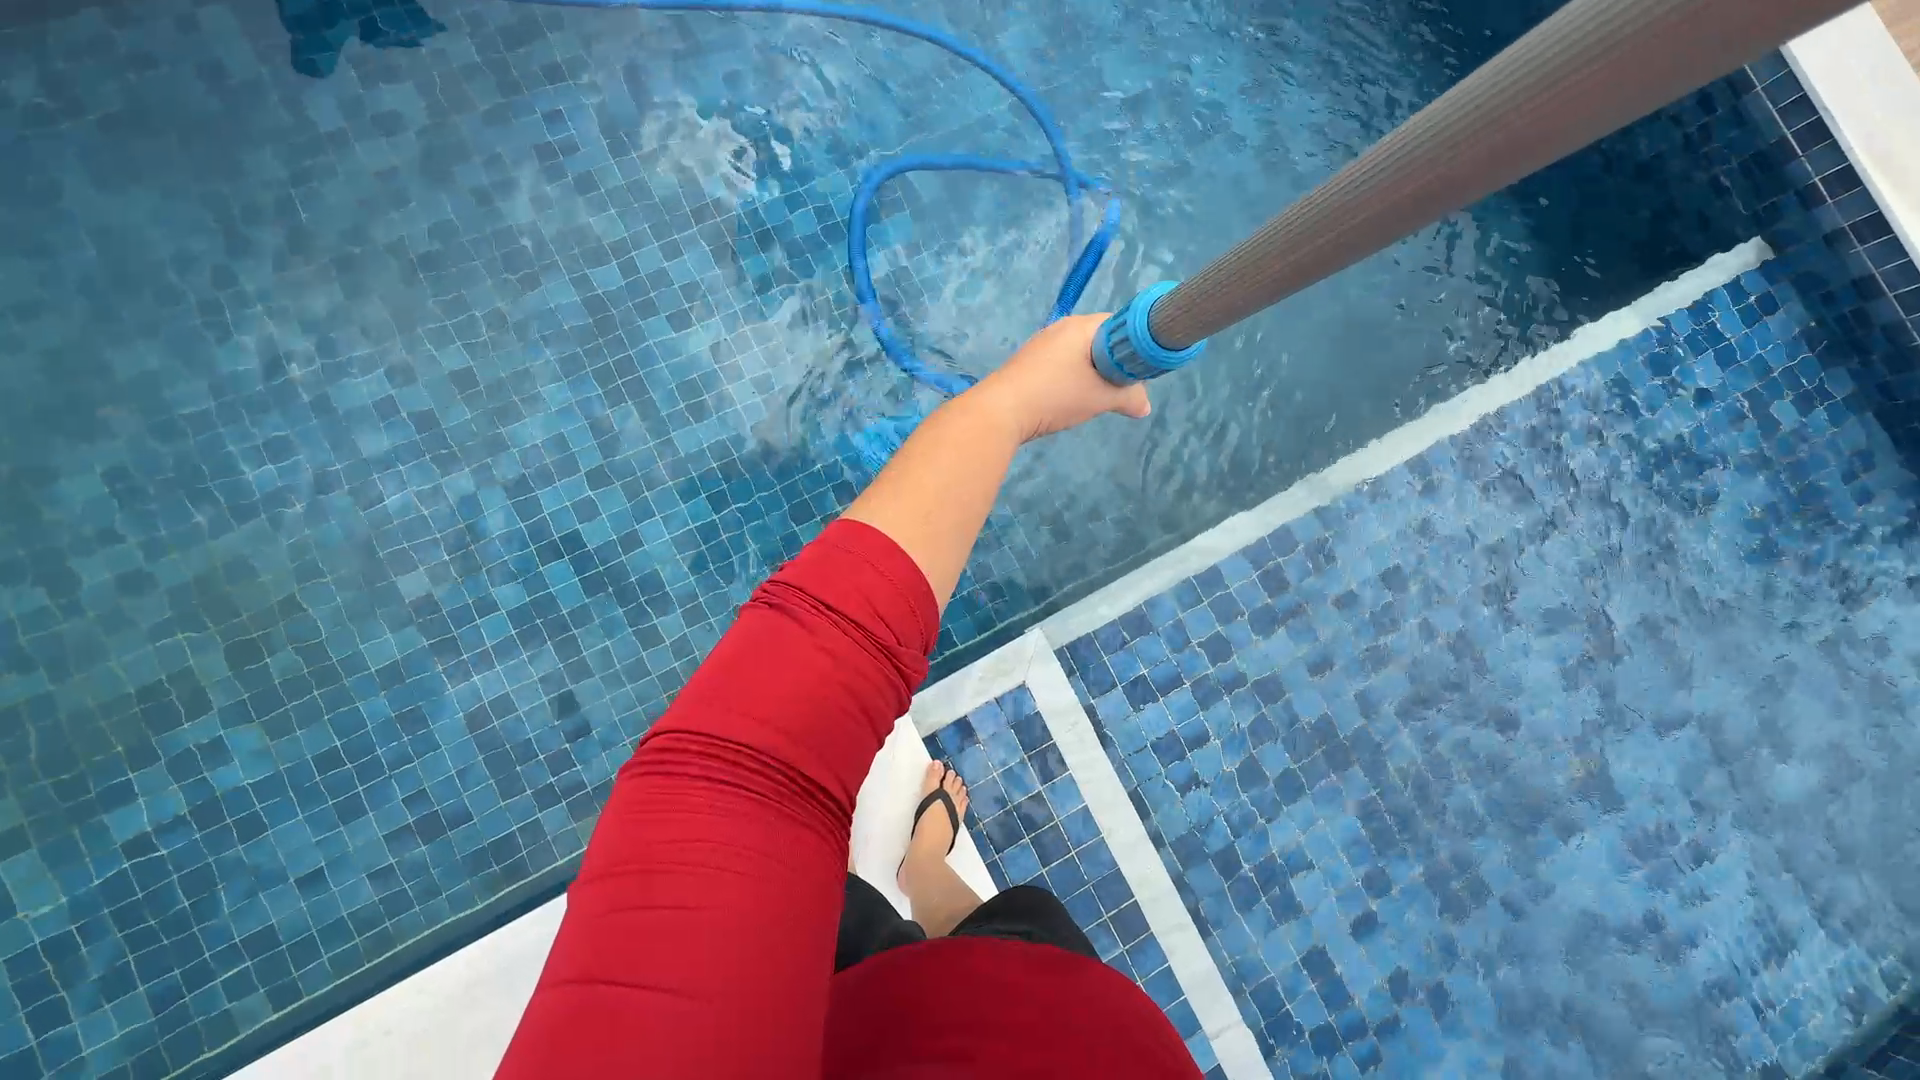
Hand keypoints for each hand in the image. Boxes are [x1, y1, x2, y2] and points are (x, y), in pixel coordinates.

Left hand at [965, 314, 1151, 442]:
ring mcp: (1041, 345)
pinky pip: (1061, 365)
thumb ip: (1129, 397)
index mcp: (1080, 325)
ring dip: (1092, 375)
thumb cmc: (1056, 395)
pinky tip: (1069, 400)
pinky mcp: (1029, 363)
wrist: (1002, 411)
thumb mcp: (1100, 397)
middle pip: (1099, 340)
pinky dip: (1072, 380)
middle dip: (1114, 364)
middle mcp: (1060, 328)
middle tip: (1121, 388)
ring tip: (1096, 398)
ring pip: (1079, 355)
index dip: (1134, 345)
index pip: (1119, 324)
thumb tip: (1144, 406)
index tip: (1139, 370)